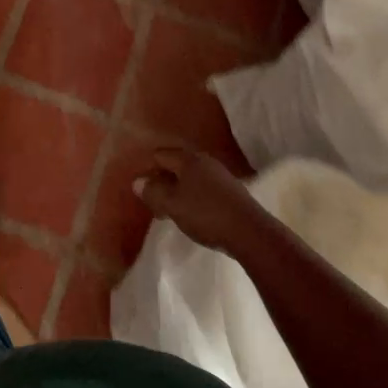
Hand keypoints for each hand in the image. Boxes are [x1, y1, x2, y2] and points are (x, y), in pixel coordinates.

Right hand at [135, 147, 266, 256]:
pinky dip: (194, 198)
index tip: (143, 190)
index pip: (161, 155)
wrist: (250, 232)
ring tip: (172, 212)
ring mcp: (221, 176)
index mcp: (189, 159)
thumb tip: (138, 181)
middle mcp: (205, 161)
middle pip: (177, 166)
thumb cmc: (205, 214)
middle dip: (164, 182)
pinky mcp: (232, 192)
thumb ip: (153, 192)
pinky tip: (194, 215)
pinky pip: (205, 189)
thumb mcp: (172, 204)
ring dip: (179, 192)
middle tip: (154, 203)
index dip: (149, 170)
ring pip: (191, 178)